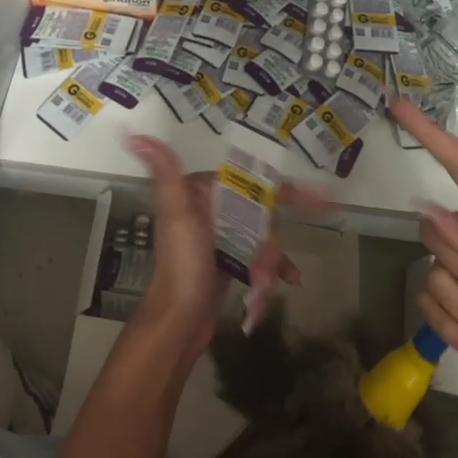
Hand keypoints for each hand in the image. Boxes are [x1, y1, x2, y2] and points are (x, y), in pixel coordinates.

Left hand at [121, 133, 318, 352]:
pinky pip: (263, 261)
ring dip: (268, 267)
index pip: (255, 183)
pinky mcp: (230, 261)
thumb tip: (132, 136)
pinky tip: (287, 286)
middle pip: (265, 218)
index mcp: (204, 191)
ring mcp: (223, 236)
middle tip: (262, 276)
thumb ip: (165, 173)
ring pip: (266, 241)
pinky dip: (274, 274)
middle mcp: (213, 209)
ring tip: (259, 292)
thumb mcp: (176, 213)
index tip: (324, 201)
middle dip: (269, 250)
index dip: (290, 192)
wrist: (177, 322)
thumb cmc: (181, 265)